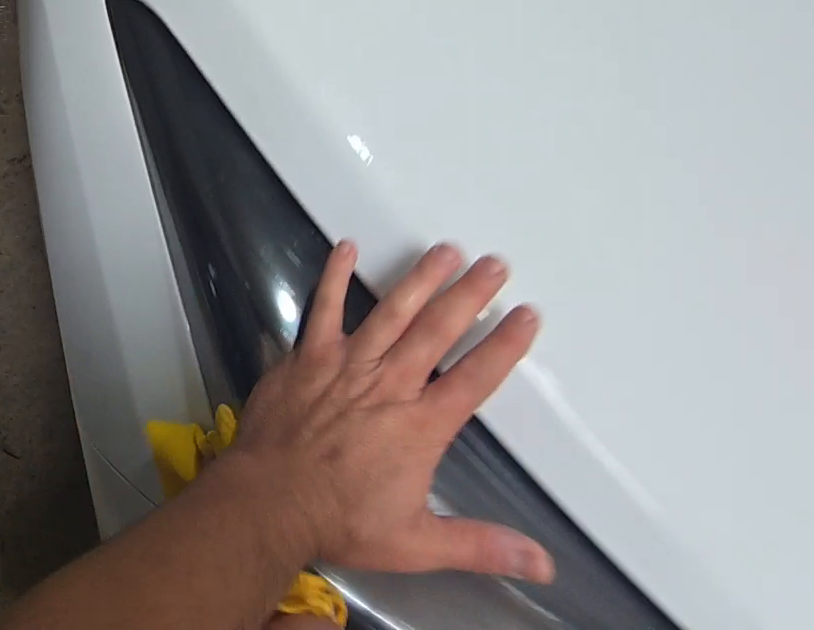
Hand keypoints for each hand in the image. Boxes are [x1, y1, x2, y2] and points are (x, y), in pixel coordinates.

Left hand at [220, 240, 554, 583]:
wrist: (271, 498)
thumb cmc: (341, 519)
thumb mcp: (416, 543)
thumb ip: (479, 544)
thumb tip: (542, 564)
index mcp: (420, 425)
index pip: (474, 378)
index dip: (504, 346)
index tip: (526, 315)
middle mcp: (388, 384)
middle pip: (437, 332)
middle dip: (469, 296)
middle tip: (494, 264)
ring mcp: (346, 363)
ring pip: (390, 312)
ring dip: (419, 279)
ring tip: (445, 250)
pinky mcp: (308, 355)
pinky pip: (323, 308)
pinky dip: (334, 276)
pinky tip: (346, 248)